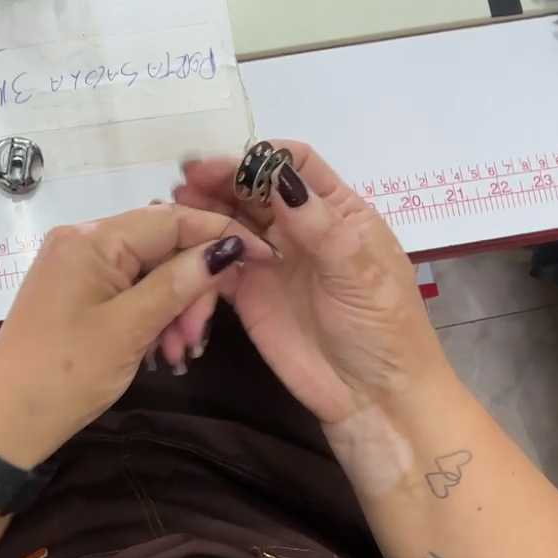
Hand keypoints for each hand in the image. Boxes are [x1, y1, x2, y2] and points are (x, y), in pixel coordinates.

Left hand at [0, 204, 262, 470]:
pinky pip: (127, 293)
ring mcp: (76, 269)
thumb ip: (177, 284)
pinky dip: (150, 318)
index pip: (170, 218)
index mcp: (90, 240)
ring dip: (173, 310)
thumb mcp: (128, 329)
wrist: (4, 424)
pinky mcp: (75, 294)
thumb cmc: (64, 375)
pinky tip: (160, 353)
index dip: (219, 235)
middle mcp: (81, 242)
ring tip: (178, 356)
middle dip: (190, 289)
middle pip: (160, 247)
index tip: (262, 257)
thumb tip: (225, 248)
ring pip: (147, 274)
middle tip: (198, 340)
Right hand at [173, 142, 452, 426]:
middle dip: (223, 181)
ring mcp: (271, 260)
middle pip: (256, 190)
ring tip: (175, 207)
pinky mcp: (247, 293)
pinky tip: (178, 246)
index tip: (227, 162)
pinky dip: (197, 253)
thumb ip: (319, 226)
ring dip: (204, 211)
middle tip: (187, 181)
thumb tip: (279, 175)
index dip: (263, 158)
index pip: (298, 165)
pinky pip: (217, 263)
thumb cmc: (383, 332)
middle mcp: (300, 229)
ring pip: (232, 222)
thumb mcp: (360, 275)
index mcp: (339, 213)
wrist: (371, 400)